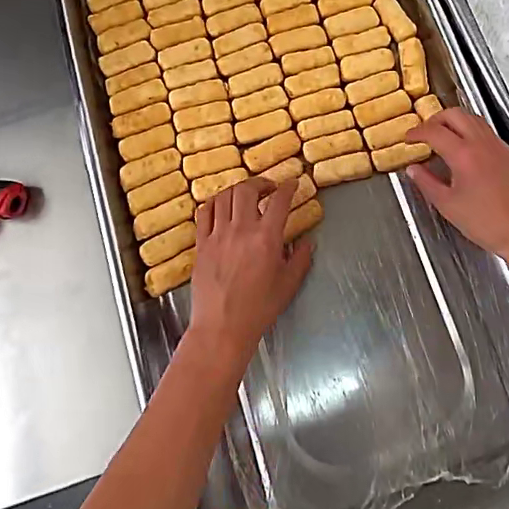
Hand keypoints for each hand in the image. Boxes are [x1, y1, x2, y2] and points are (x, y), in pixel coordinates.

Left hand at [186, 178, 313, 363]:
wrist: (223, 327)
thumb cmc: (259, 308)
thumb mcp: (289, 284)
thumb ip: (301, 258)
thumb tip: (306, 241)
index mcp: (267, 238)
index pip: (279, 201)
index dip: (288, 187)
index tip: (293, 183)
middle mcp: (241, 230)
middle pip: (246, 189)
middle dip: (260, 182)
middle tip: (269, 188)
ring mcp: (218, 235)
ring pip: (224, 197)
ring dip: (237, 190)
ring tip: (246, 195)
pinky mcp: (201, 245)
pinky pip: (204, 213)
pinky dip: (214, 203)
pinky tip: (221, 207)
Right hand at [405, 107, 508, 264]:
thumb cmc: (490, 224)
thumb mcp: (448, 205)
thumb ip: (427, 183)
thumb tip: (415, 171)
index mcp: (464, 155)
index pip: (434, 131)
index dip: (417, 132)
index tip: (410, 137)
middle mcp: (483, 145)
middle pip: (455, 115)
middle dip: (436, 119)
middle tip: (425, 131)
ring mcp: (500, 147)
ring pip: (474, 120)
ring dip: (455, 122)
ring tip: (445, 138)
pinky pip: (488, 133)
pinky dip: (472, 133)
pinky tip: (468, 152)